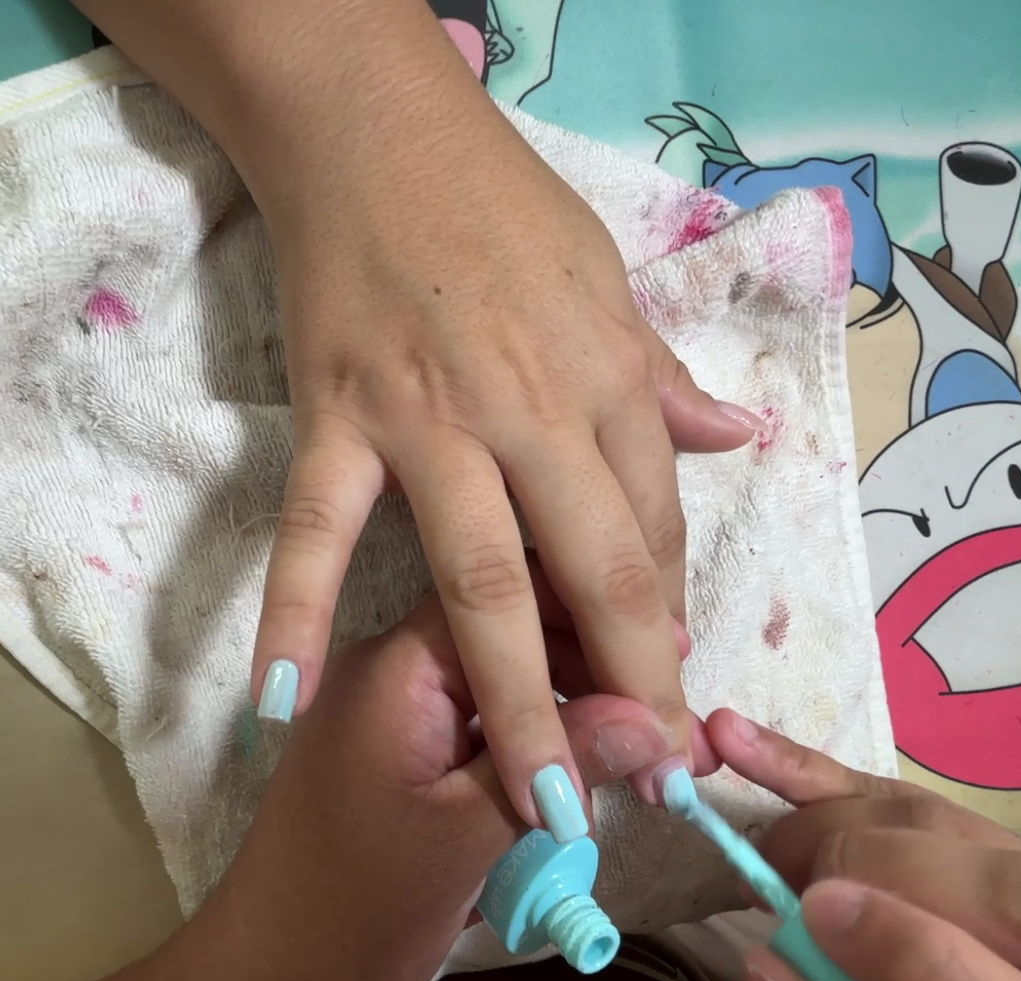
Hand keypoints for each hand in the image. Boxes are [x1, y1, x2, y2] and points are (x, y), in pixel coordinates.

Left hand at [196, 592, 689, 980]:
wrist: (270, 973)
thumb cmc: (357, 905)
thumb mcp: (468, 833)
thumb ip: (559, 765)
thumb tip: (652, 719)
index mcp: (395, 664)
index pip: (503, 600)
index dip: (589, 618)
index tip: (672, 650)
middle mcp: (391, 665)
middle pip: (507, 636)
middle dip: (593, 672)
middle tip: (676, 719)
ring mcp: (395, 704)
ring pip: (499, 681)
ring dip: (570, 712)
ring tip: (650, 748)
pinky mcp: (403, 743)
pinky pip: (479, 719)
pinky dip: (534, 740)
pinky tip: (589, 765)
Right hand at [245, 17, 758, 834]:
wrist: (374, 136)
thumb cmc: (495, 207)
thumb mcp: (604, 280)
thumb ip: (662, 378)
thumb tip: (737, 441)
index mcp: (602, 378)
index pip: (652, 525)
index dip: (666, 623)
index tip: (667, 705)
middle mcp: (530, 413)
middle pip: (593, 571)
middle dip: (627, 692)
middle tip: (645, 798)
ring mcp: (427, 423)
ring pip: (480, 578)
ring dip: (514, 699)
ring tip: (539, 804)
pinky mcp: (337, 422)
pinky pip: (316, 534)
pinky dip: (295, 615)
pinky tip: (283, 703)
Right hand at [702, 711, 1020, 980]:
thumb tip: (768, 968)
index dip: (909, 957)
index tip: (803, 918)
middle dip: (873, 866)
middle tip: (777, 889)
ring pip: (977, 834)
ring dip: (848, 817)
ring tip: (772, 854)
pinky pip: (927, 805)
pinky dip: (829, 776)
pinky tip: (750, 744)